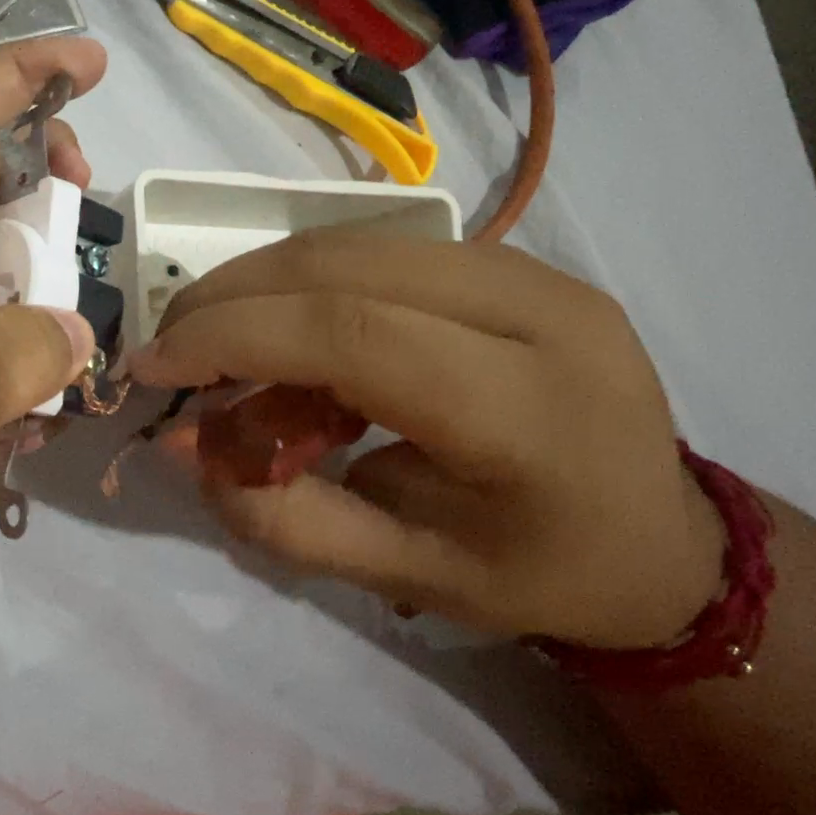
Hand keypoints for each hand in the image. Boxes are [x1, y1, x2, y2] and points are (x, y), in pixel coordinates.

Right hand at [127, 228, 726, 648]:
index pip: (348, 335)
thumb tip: (181, 441)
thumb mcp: (401, 573)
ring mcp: (532, 271)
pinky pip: (372, 247)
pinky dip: (298, 280)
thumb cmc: (533, 572)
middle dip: (226, 298)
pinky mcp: (510, 260)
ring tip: (210, 335)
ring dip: (254, 281)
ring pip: (347, 241)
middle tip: (167, 346)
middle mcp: (541, 313)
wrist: (663, 541)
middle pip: (339, 265)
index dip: (230, 337)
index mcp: (528, 410)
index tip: (152, 368)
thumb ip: (279, 512)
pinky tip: (279, 324)